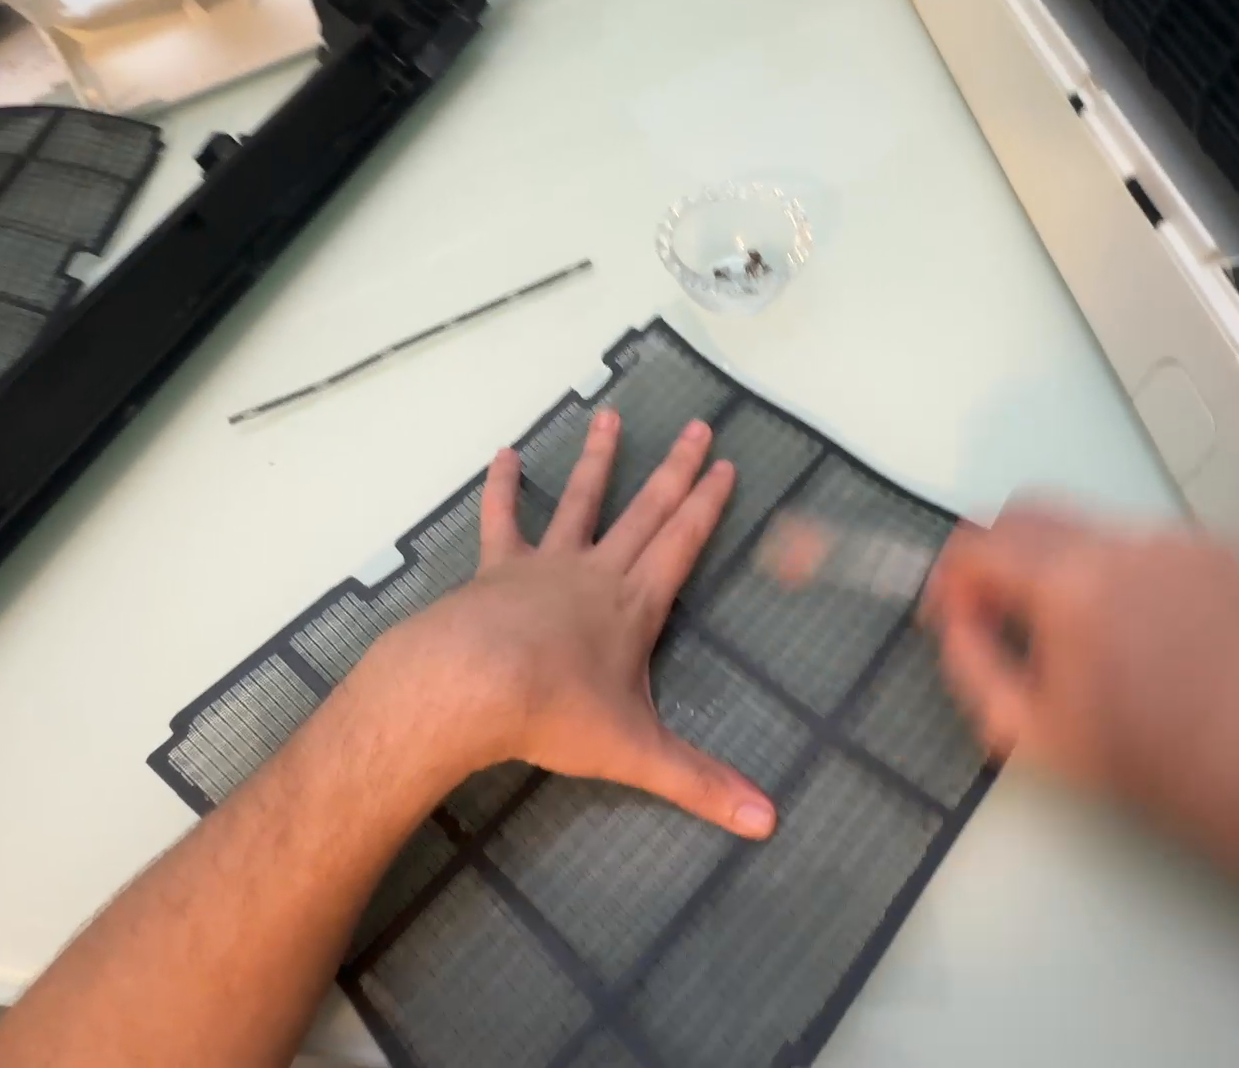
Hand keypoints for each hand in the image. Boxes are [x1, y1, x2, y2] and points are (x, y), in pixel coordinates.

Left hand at [344, 408, 777, 839]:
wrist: (468, 689)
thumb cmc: (556, 714)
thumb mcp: (638, 754)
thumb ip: (702, 784)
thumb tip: (770, 823)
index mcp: (635, 603)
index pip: (683, 541)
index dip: (708, 503)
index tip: (725, 464)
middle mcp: (598, 570)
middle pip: (647, 508)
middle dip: (676, 469)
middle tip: (698, 425)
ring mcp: (546, 563)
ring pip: (582, 500)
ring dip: (601, 459)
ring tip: (611, 415)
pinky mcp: (498, 567)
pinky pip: (503, 519)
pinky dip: (505, 487)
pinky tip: (505, 455)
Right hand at [921, 502, 1238, 831]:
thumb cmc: (1148, 761)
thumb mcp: (1025, 730)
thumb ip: (967, 661)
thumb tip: (955, 615)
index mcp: (1070, 583)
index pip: (975, 544)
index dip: (947, 579)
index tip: (950, 616)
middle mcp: (1122, 541)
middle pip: (1020, 513)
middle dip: (990, 556)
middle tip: (991, 610)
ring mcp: (1174, 539)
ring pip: (1076, 524)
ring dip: (1045, 561)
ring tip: (1064, 624)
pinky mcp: (1215, 550)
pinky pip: (1131, 540)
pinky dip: (1102, 568)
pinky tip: (1125, 623)